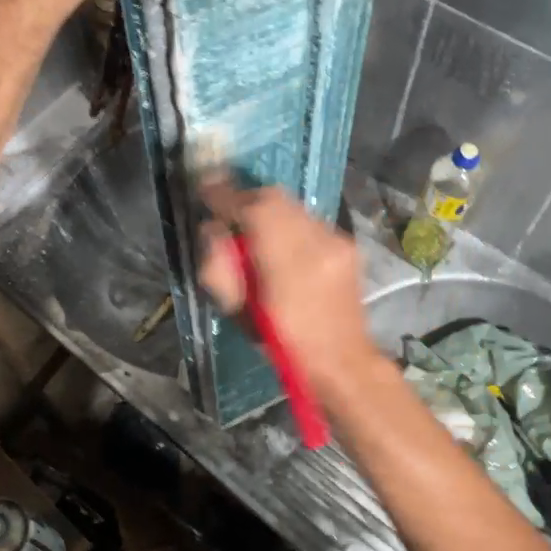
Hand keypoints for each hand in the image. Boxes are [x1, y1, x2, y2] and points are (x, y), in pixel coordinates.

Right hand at [198, 183, 384, 405]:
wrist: (341, 361)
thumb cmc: (282, 346)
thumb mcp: (238, 313)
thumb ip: (220, 266)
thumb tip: (213, 230)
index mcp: (285, 265)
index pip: (252, 210)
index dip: (225, 195)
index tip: (204, 188)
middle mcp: (316, 242)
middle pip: (274, 198)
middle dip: (245, 197)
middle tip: (223, 203)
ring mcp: (336, 240)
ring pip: (293, 205)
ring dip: (266, 207)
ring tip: (248, 222)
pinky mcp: (346, 244)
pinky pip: (308, 219)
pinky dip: (287, 220)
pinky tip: (277, 238)